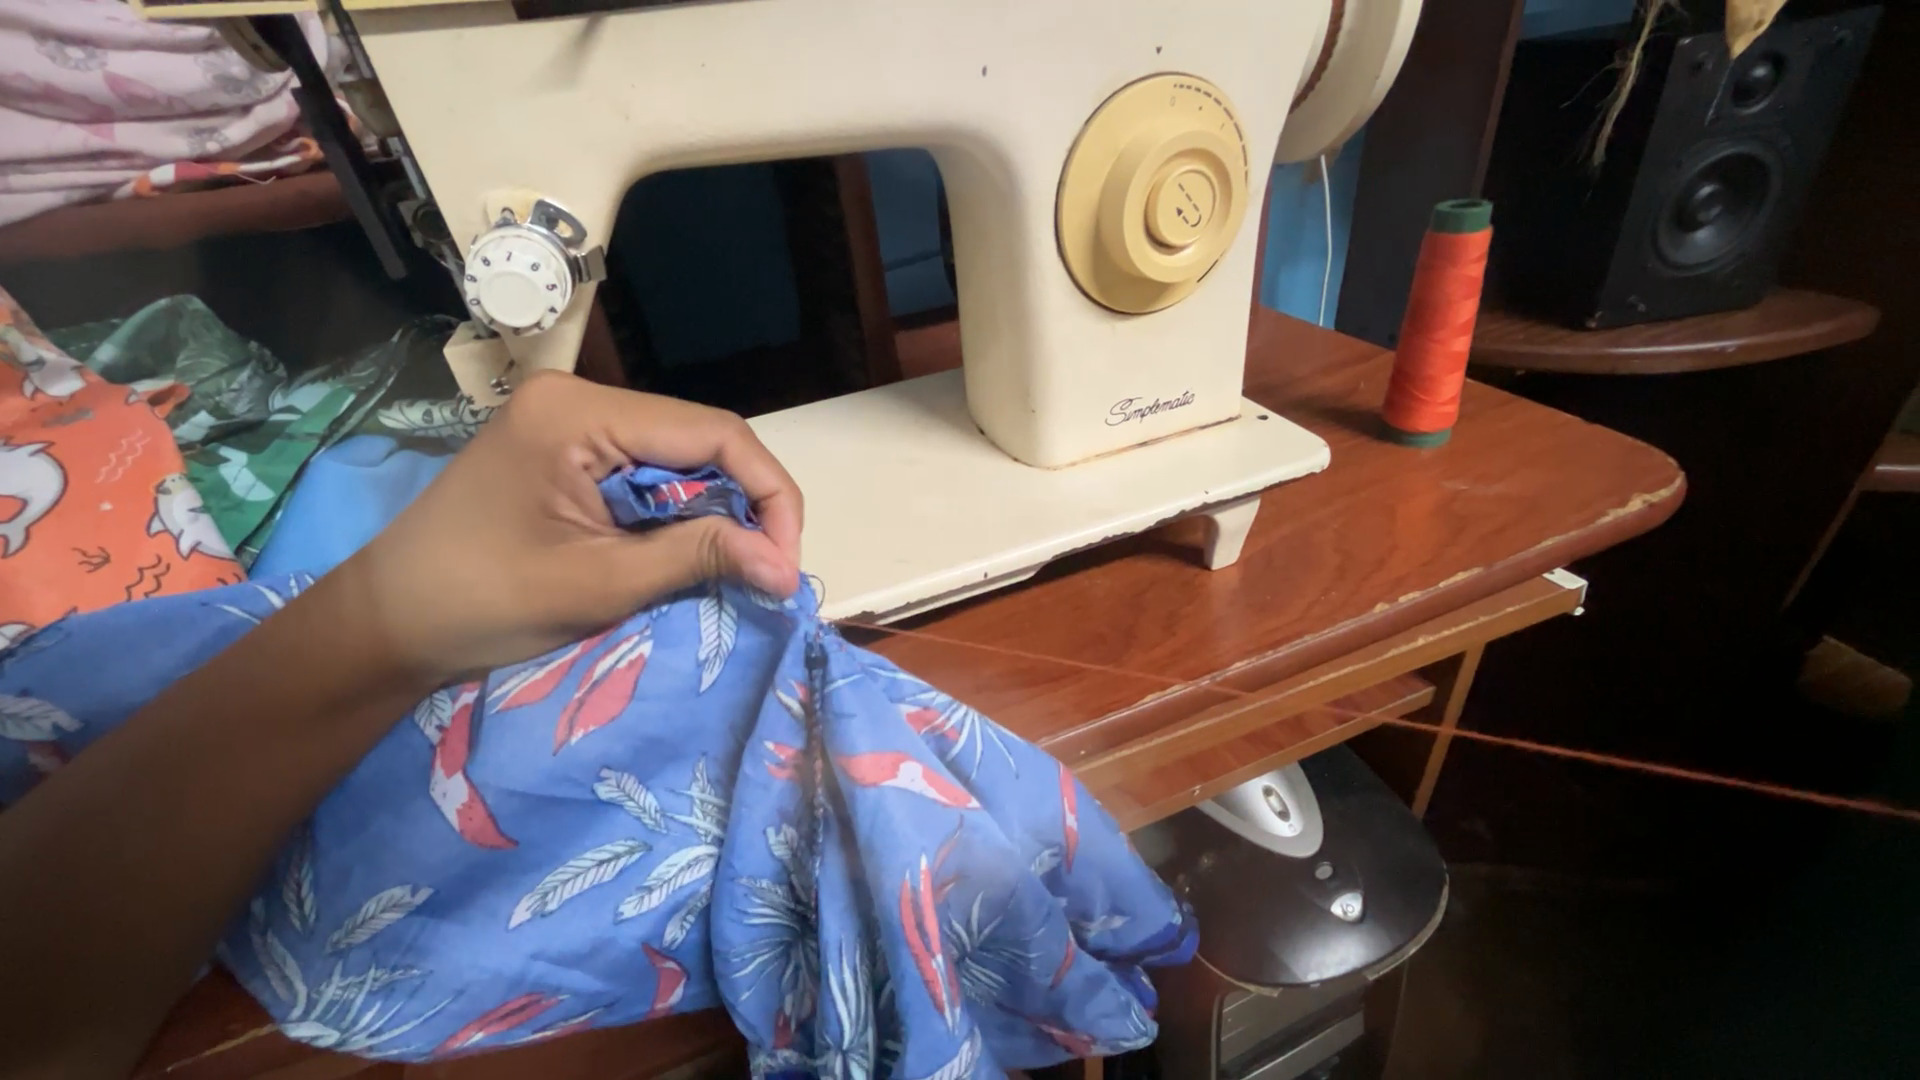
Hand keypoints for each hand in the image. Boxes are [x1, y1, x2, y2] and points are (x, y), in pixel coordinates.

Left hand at [333, 372, 802, 682]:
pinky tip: (701, 548)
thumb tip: (786, 567)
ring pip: (686, 457)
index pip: (713, 433)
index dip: (769, 492)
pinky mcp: (574, 452)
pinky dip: (688, 514)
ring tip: (746, 563)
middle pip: (703, 440)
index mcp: (578, 414)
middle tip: (772, 568)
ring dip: (724, 510)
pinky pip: (656, 473)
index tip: (786, 560)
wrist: (384, 626)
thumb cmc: (479, 603)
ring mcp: (575, 423)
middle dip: (750, 503)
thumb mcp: (600, 584)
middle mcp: (581, 400)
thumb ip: (698, 558)